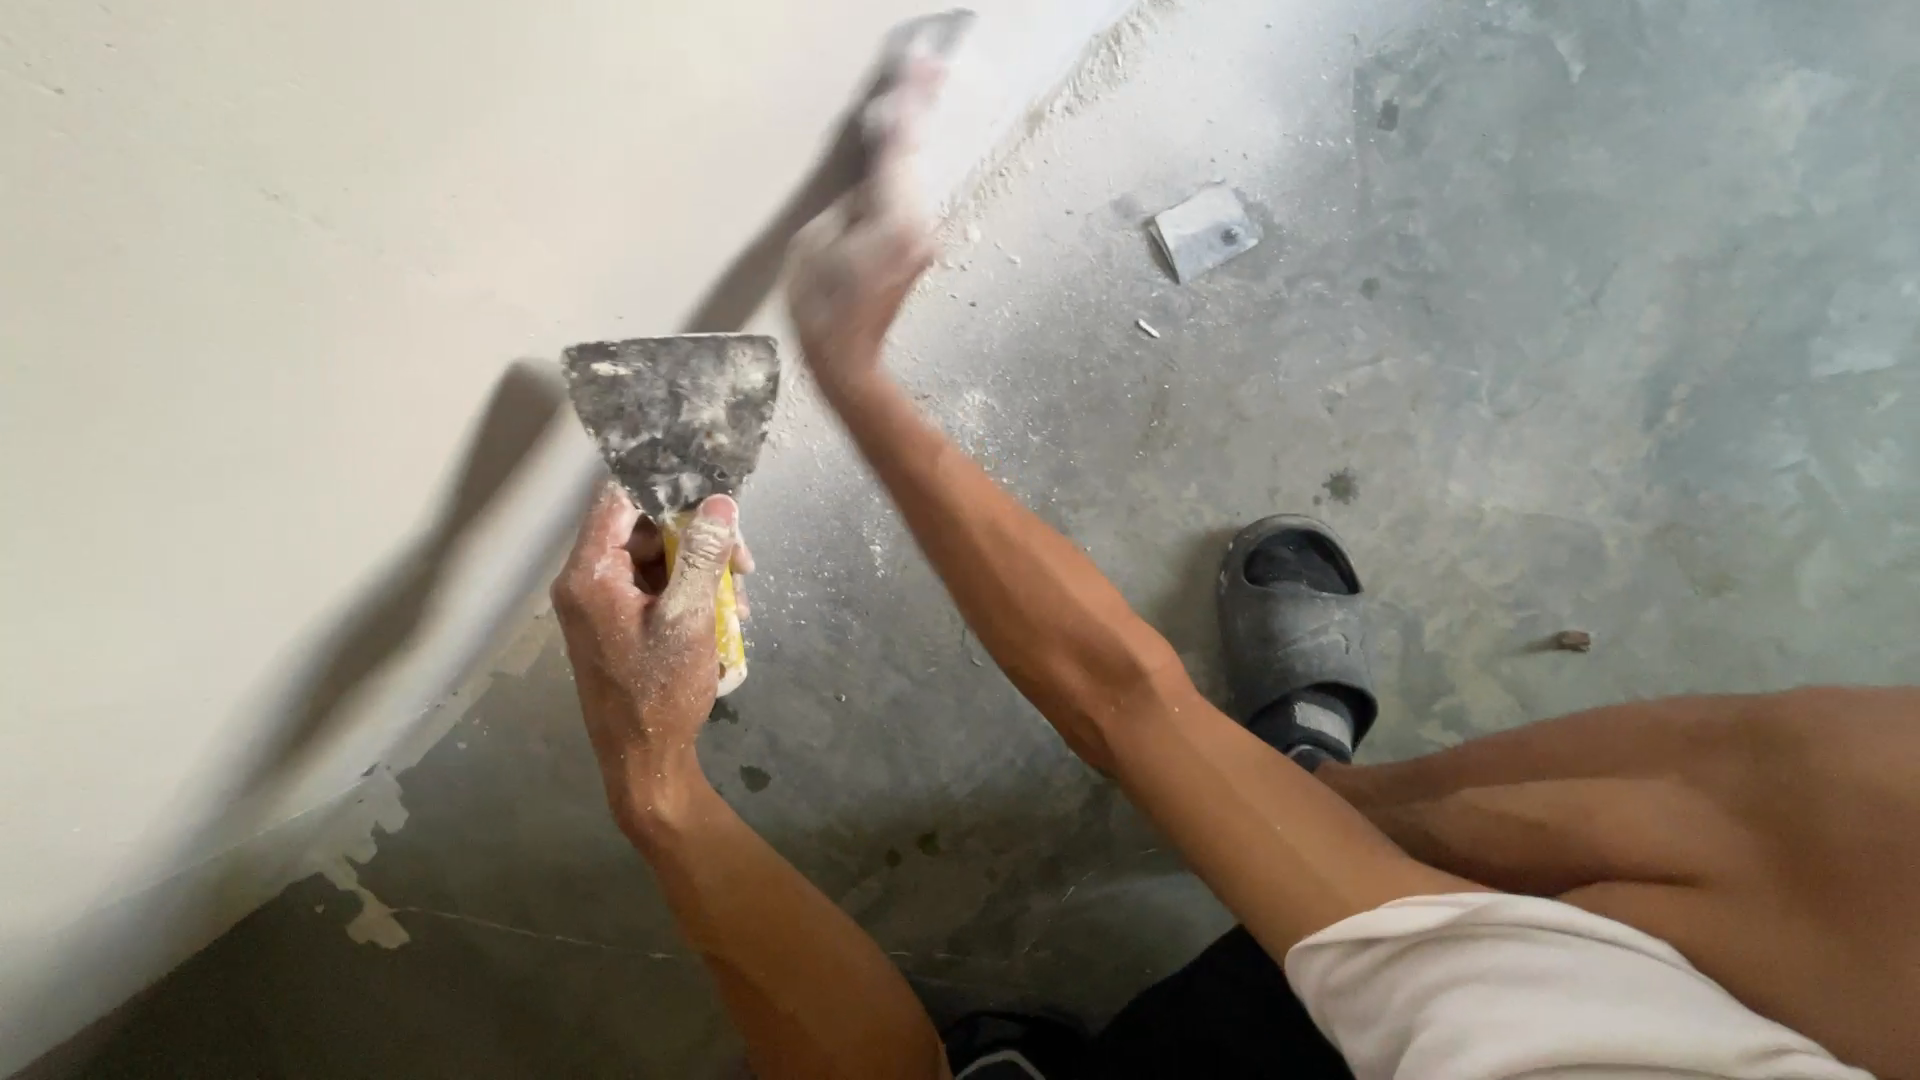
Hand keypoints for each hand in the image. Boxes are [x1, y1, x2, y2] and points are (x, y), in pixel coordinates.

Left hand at [551, 484, 749, 835]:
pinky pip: (656, 586)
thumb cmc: (661, 690)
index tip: (711, 489)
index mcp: (590, 573)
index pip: (618, 499)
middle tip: (743, 560)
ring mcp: (601, 602)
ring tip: (740, 596)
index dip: (664, 485)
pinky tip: (724, 613)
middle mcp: (587, 580)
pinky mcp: (618, 621)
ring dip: (701, 567)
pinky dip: (690, 591)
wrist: (643, 757)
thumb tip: (720, 504)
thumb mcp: (689, 617)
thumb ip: (703, 556)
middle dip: (698, 537)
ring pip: (656, 557)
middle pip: (643, 528)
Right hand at [785, 54, 945, 390]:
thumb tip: (869, 187)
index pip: (899, 148)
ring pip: (917, 175)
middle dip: (918, 109)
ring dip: (913, 136)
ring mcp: (922, 239)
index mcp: (893, 219)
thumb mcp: (816, 243)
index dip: (904, 105)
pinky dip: (905, 168)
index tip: (917, 65)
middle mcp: (919, 225)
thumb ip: (848, 203)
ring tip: (919, 87)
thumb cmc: (820, 308)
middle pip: (916, 156)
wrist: (848, 360)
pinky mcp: (916, 249)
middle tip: (929, 62)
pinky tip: (902, 143)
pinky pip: (910, 196)